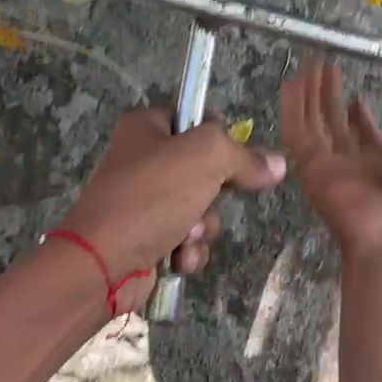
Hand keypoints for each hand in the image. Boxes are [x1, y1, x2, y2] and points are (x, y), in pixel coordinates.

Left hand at [58, 108, 288, 312]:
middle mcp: (143, 160)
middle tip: (204, 203)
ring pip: (201, 210)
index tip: (233, 159)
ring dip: (203, 229)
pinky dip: (188, 252)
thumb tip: (277, 165)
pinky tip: (178, 259)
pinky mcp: (147, 238)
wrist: (103, 262)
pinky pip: (187, 240)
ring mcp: (145, 202)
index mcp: (146, 127)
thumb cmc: (151, 197)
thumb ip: (244, 157)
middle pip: (206, 171)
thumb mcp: (205, 158)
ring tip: (185, 238)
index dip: (220, 140)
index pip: (197, 119)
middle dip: (214, 197)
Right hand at [281, 64, 381, 256]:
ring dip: (311, 96)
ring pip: (316, 124)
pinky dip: (293, 107)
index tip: (358, 96)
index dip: (362, 116)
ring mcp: (334, 168)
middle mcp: (360, 165)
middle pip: (338, 126)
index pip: (369, 136)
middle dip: (332, 99)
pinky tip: (293, 82)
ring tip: (309, 66)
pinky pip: (299, 133)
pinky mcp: (314, 168)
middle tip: (326, 70)